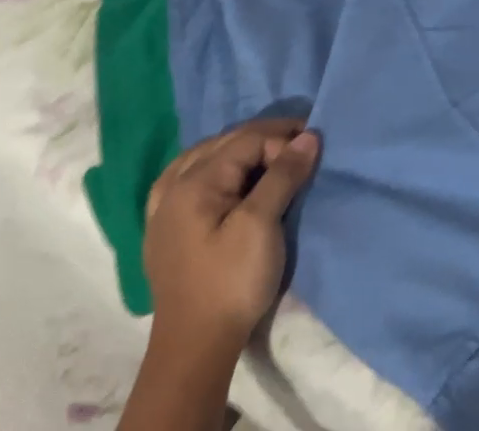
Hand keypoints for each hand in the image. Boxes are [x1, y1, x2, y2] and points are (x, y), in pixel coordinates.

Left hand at [143, 117, 320, 355]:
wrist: (195, 343)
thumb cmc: (232, 280)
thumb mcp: (261, 224)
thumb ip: (283, 175)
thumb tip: (308, 136)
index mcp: (193, 182)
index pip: (246, 140)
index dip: (283, 140)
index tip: (315, 151)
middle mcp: (172, 186)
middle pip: (225, 143)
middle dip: (265, 139)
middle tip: (302, 149)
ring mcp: (163, 208)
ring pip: (205, 158)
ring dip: (241, 152)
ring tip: (273, 160)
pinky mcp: (166, 228)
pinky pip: (190, 179)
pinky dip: (216, 169)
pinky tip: (228, 180)